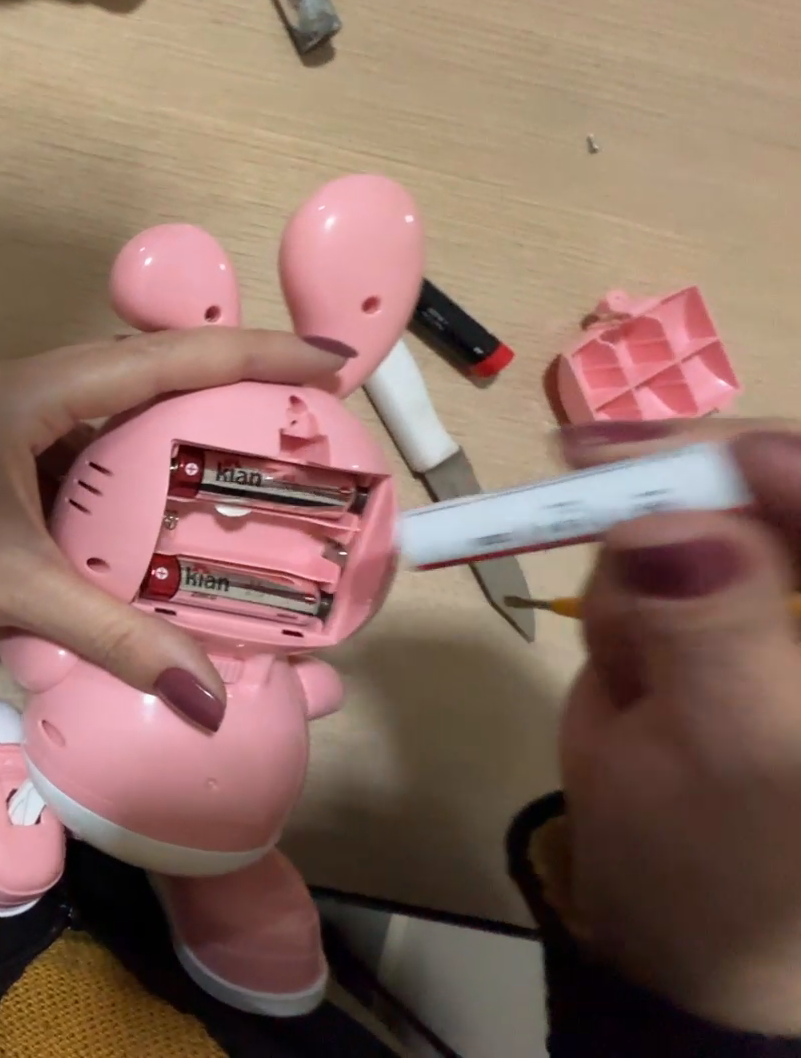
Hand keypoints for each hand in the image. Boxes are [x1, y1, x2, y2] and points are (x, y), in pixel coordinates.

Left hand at [0, 330, 355, 729]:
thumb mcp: (20, 590)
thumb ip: (118, 638)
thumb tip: (212, 698)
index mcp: (23, 395)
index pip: (152, 360)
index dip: (246, 354)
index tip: (327, 362)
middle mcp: (14, 384)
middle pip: (134, 368)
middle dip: (216, 382)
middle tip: (294, 413)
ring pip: (103, 399)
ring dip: (165, 420)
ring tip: (241, 448)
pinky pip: (72, 430)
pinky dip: (119, 452)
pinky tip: (156, 489)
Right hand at [555, 419, 800, 1034]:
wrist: (677, 911)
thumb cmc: (729, 862)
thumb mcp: (728, 751)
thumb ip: (715, 635)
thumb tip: (669, 528)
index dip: (775, 463)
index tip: (647, 450)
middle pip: (777, 497)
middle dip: (688, 490)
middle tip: (579, 458)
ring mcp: (780, 611)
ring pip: (702, 527)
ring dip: (636, 566)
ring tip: (624, 656)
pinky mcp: (721, 623)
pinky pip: (655, 570)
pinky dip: (618, 597)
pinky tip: (625, 659)